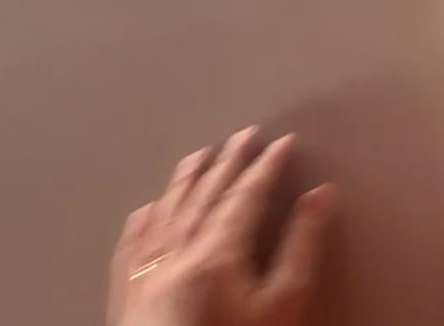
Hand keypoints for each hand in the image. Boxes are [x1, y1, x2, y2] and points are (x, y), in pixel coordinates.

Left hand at [109, 128, 334, 325]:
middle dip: (227, 164)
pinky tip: (145, 210)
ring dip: (183, 183)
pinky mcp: (124, 309)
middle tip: (244, 135)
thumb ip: (302, 245)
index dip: (265, 167)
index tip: (282, 142)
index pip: (243, 197)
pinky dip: (139, 226)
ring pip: (163, 220)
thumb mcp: (285, 304)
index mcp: (215, 257)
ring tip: (199, 155)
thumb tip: (320, 194)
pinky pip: (128, 255)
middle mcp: (173, 262)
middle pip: (201, 200)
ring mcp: (143, 285)